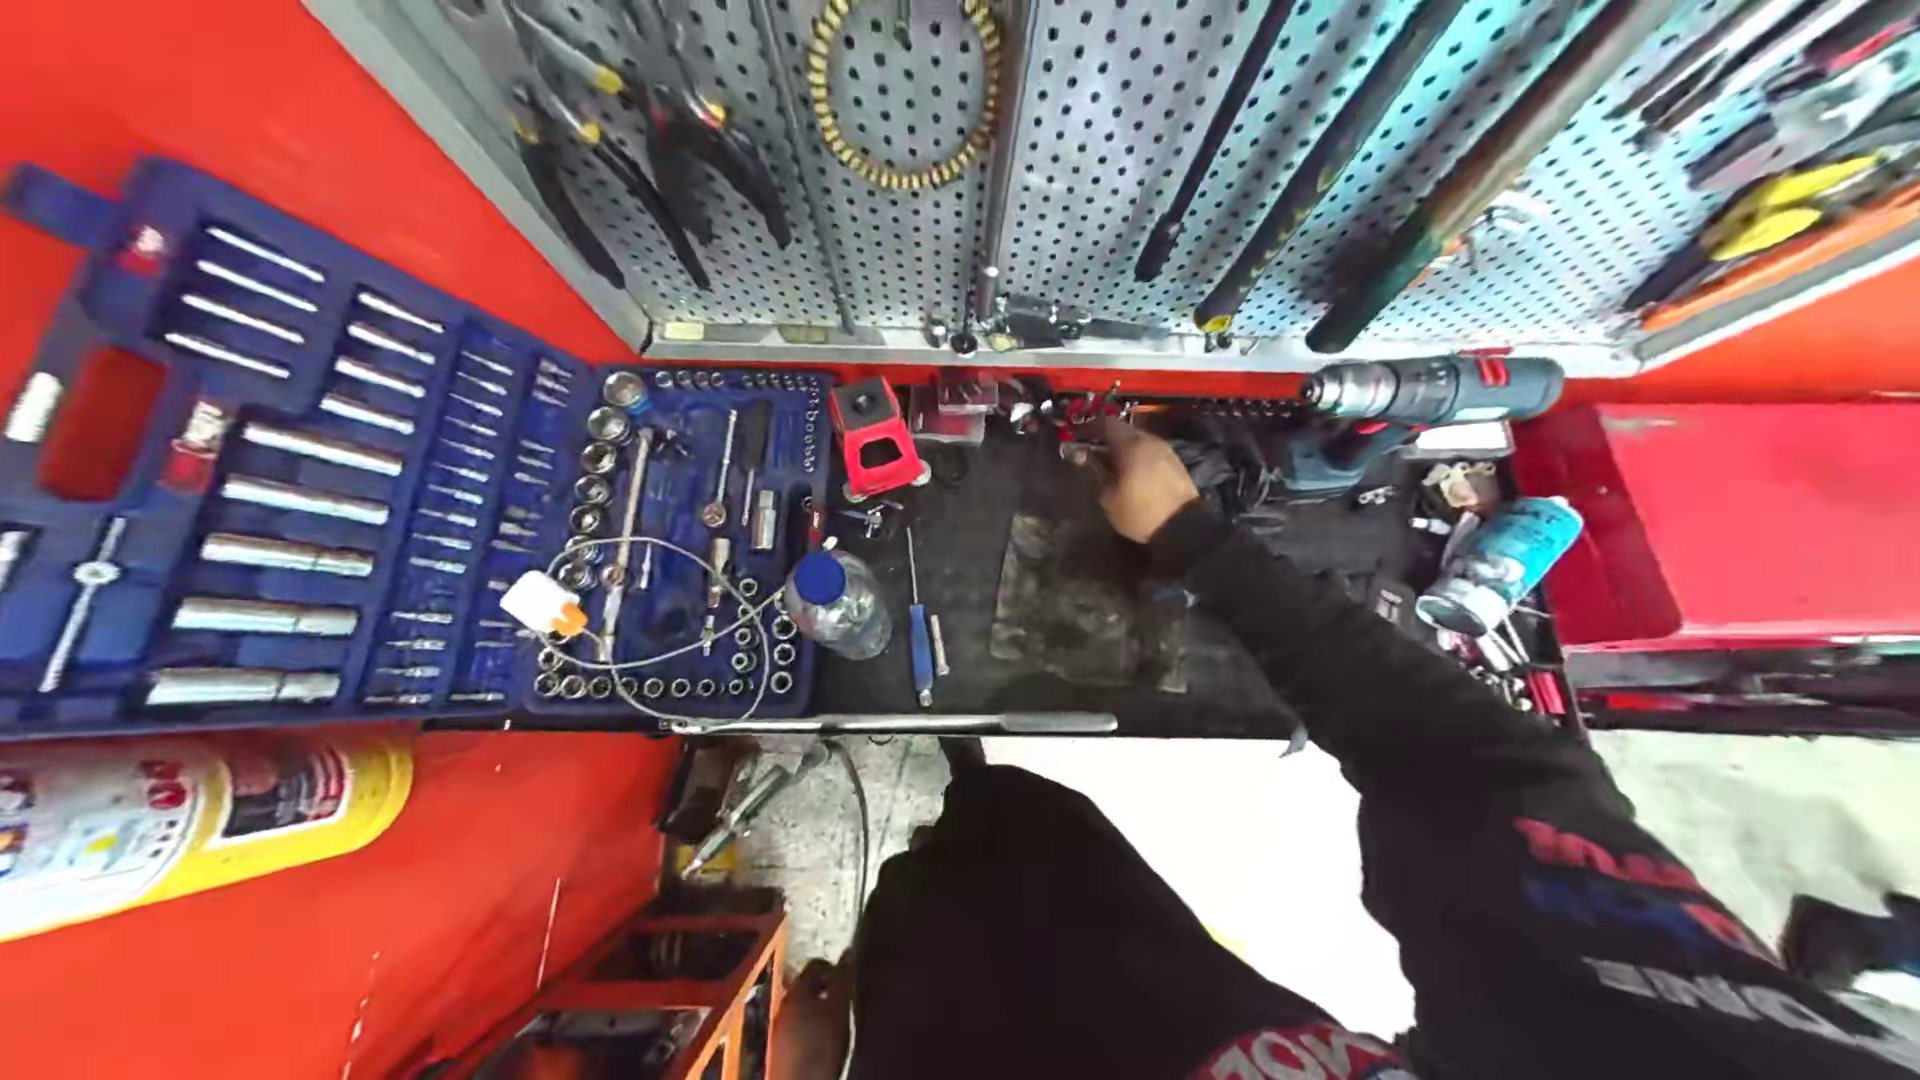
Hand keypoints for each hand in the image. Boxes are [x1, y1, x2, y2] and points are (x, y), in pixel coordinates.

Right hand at [1095, 417, 1198, 542]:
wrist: (1182, 527)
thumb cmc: (1140, 512)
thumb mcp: (1108, 498)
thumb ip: (1098, 475)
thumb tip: (1092, 462)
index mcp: (1131, 445)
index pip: (1106, 424)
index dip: (1090, 430)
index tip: (1080, 441)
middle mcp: (1150, 440)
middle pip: (1124, 431)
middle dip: (1108, 441)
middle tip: (1095, 456)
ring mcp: (1165, 450)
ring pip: (1139, 442)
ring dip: (1124, 450)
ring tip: (1113, 467)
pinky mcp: (1175, 463)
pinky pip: (1150, 452)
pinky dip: (1138, 457)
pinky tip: (1132, 473)